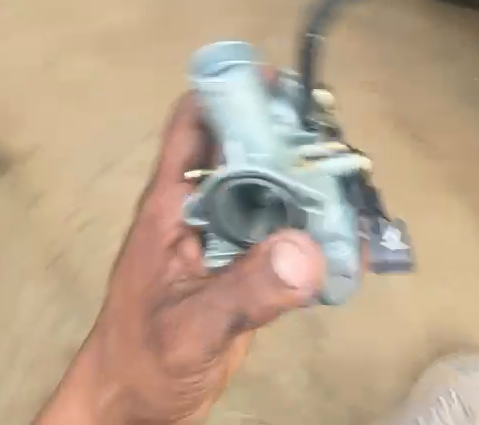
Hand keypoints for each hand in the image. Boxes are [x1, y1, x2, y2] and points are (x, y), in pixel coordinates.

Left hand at [36, 95, 327, 424]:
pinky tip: (343, 235)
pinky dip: (307, 229)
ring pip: (261, 190)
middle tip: (326, 130)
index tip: (271, 85)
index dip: (225, 95)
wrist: (133, 405)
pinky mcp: (240, 269)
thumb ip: (246, 290)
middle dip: (276, 134)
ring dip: (298, 180)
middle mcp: (197, 210)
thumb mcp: (192, 324)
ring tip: (345, 174)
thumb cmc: (142, 357)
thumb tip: (307, 248)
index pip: (191, 127)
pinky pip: (277, 235)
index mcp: (170, 204)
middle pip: (237, 151)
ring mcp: (220, 238)